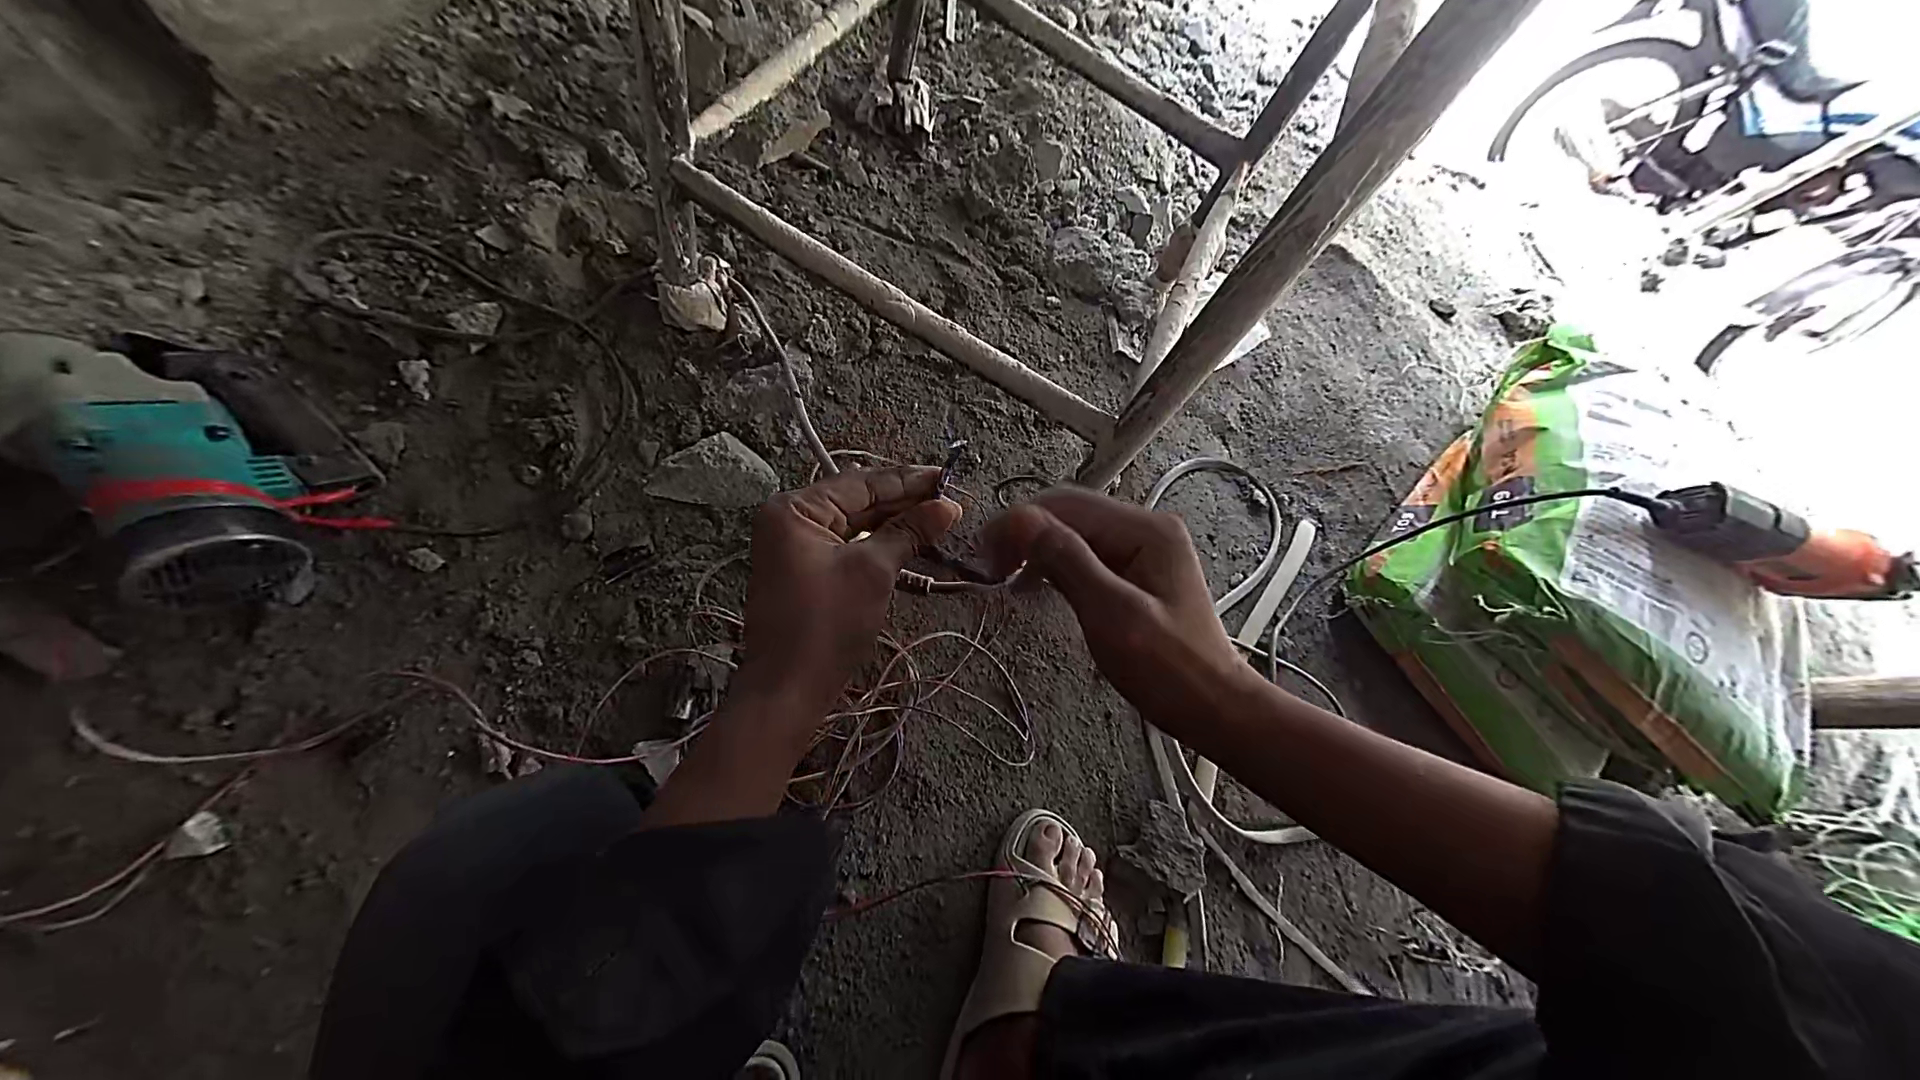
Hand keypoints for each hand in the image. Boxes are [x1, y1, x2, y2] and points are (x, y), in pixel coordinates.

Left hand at [735, 466, 961, 717]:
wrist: (788, 690)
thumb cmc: (826, 626)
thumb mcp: (872, 570)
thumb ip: (909, 531)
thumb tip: (948, 506)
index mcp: (794, 509)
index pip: (861, 483)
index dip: (909, 481)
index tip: (948, 478)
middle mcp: (790, 520)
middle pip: (858, 501)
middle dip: (905, 503)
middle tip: (951, 501)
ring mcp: (796, 546)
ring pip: (856, 524)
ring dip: (896, 524)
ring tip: (939, 520)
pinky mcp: (807, 571)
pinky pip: (849, 546)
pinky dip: (880, 545)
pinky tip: (912, 543)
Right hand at [982, 488, 1250, 726]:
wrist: (1213, 707)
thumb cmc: (1169, 668)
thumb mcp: (1112, 613)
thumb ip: (1067, 561)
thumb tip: (1021, 520)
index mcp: (1146, 530)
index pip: (1067, 504)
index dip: (1019, 523)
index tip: (984, 554)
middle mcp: (1144, 529)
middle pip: (1069, 513)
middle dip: (1024, 534)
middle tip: (989, 567)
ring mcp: (1140, 549)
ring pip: (1072, 534)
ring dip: (1035, 549)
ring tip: (1004, 576)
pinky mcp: (1133, 572)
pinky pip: (1083, 556)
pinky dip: (1052, 566)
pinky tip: (1033, 584)